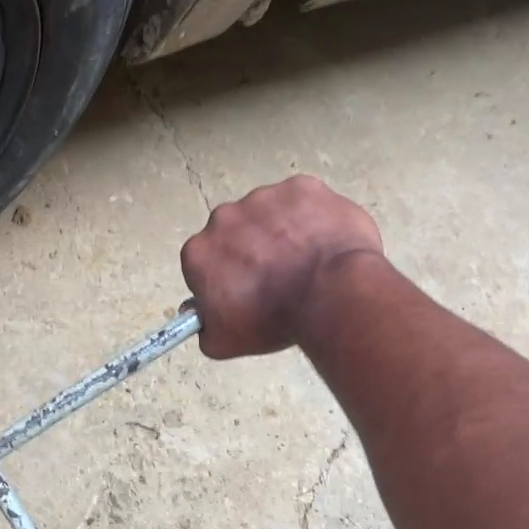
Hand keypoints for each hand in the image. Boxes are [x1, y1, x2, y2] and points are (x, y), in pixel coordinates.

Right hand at [179, 175, 383, 358]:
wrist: (330, 294)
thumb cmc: (272, 320)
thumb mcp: (222, 341)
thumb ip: (202, 326)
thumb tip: (199, 315)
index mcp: (198, 252)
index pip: (204, 262)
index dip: (222, 277)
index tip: (240, 290)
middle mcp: (222, 218)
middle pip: (233, 233)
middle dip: (248, 249)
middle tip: (273, 276)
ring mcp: (263, 198)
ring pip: (268, 214)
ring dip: (279, 231)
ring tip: (303, 259)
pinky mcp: (301, 187)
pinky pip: (301, 200)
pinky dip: (309, 216)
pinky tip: (320, 241)